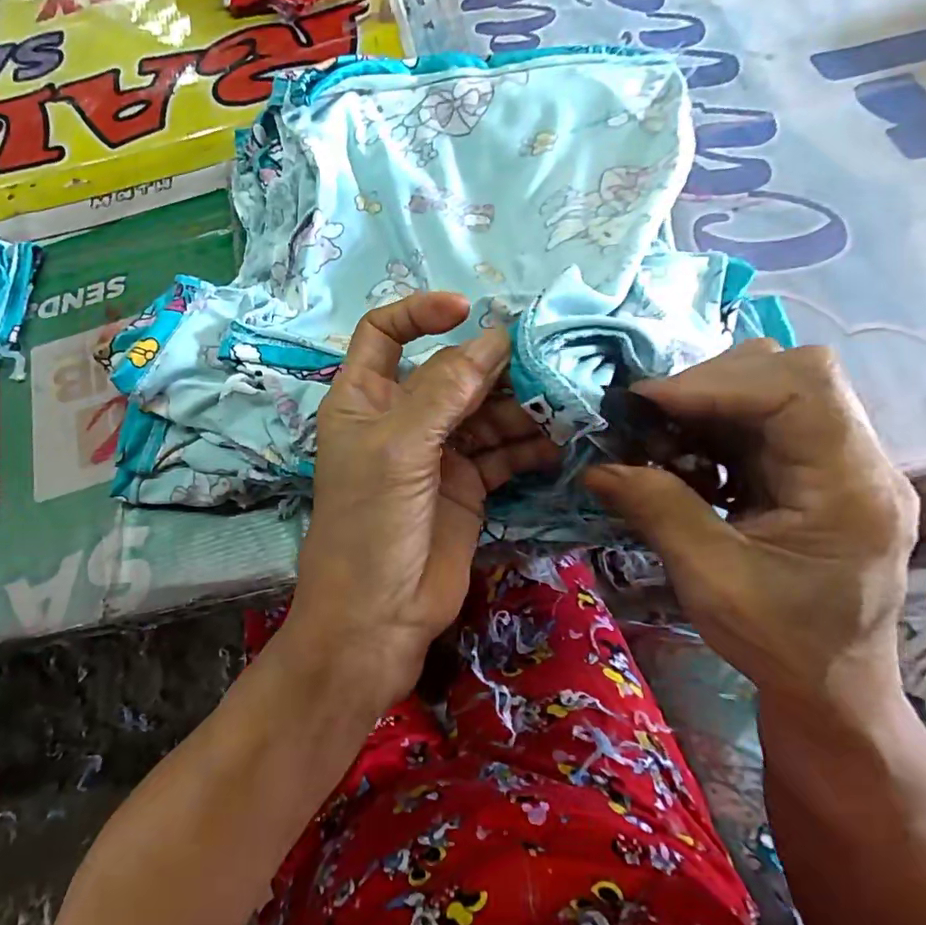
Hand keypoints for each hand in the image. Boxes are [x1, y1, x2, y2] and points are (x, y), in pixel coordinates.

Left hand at [287, 293, 560, 707]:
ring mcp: (435, 453)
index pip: (384, 333)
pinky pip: (503, 451)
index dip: (420, 314)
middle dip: (493, 364)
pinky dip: (529, 444)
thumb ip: (445, 390)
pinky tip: (558, 443)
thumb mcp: (400, 448)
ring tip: (562, 403)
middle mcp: (399, 419)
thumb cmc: (370, 524)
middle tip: (547, 361)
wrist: (378, 614)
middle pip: (450, 371)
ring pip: (483, 410)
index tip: (467, 310)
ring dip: (520, 404)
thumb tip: (493, 337)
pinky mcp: (467, 486)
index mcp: (363, 399)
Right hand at [583, 341, 917, 716]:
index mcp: (851, 488)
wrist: (830, 684)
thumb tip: (596, 466)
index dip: (716, 382)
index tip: (645, 404)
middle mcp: (855, 461)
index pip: (800, 389)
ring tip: (658, 442)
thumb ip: (658, 511)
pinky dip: (709, 429)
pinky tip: (680, 461)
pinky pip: (759, 422)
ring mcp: (835, 464)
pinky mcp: (809, 473)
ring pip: (773, 390)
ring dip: (704, 406)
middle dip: (707, 386)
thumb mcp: (711, 579)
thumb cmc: (780, 640)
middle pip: (791, 374)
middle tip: (646, 422)